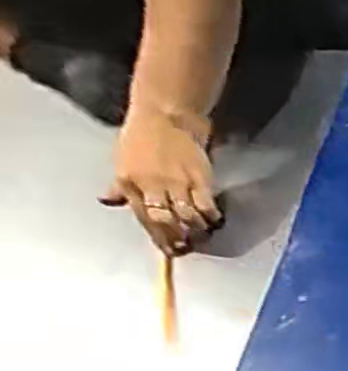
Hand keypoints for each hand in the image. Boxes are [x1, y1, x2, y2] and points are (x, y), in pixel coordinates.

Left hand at [101, 105, 220, 254]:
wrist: (165, 121)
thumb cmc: (142, 139)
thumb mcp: (122, 161)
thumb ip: (120, 185)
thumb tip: (109, 202)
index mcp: (129, 181)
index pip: (142, 216)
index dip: (156, 235)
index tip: (168, 250)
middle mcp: (151, 184)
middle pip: (164, 219)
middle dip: (176, 237)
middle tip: (187, 248)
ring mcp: (176, 182)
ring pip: (186, 215)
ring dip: (195, 229)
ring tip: (202, 235)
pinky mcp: (198, 179)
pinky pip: (205, 205)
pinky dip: (211, 216)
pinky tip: (214, 220)